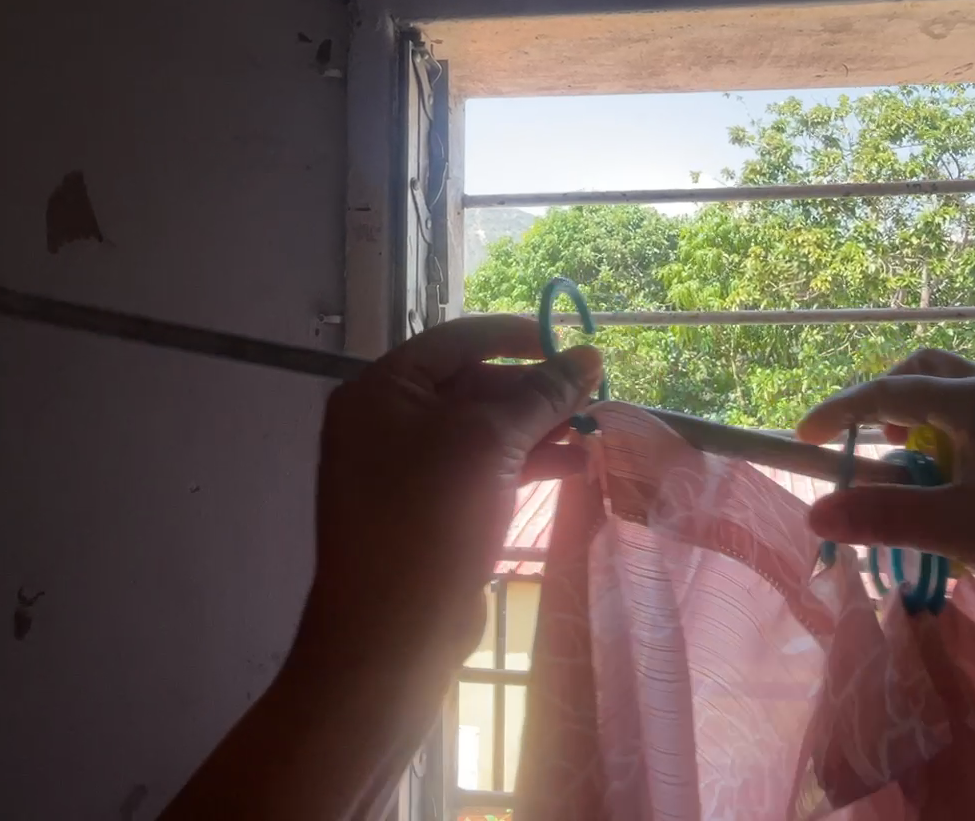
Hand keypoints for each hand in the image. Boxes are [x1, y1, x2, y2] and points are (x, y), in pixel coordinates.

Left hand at [305, 316, 601, 662]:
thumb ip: (542, 394)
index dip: (518, 336)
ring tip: (590, 433)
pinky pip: (483, 466)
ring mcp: (408, 467)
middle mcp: (389, 420)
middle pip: (474, 384)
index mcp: (383, 390)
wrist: (391, 638)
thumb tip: (591, 356)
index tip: (570, 343)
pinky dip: (526, 462)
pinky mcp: (432, 506)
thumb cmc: (431, 518)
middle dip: (535, 391)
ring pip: (484, 429)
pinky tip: (573, 467)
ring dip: (538, 428)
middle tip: (590, 396)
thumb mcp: (490, 442)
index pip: (459, 340)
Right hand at [795, 349, 974, 631]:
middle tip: (867, 444)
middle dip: (884, 402)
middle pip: (925, 373)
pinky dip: (953, 444)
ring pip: (957, 399)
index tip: (802, 436)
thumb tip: (813, 510)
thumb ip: (886, 515)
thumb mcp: (967, 530)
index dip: (838, 412)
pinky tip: (965, 491)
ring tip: (912, 473)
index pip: (886, 392)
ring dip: (920, 425)